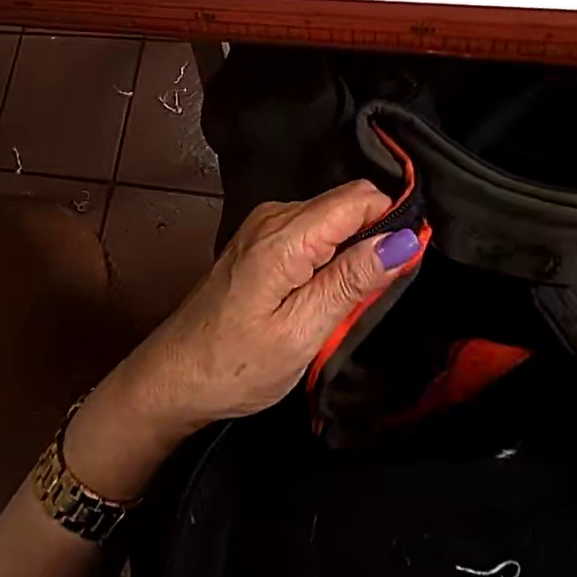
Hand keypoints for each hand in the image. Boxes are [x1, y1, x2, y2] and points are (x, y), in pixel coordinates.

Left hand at [85, 180, 419, 441]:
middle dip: (375, 239)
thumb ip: (354, 280)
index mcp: (285, 236)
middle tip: (370, 293)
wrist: (171, 379)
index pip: (362, 197)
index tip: (406, 262)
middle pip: (350, 203)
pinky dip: (332, 255)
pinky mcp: (263, 239)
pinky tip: (323, 293)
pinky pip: (316, 230)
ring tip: (345, 300)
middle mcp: (275, 216)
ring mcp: (266, 225)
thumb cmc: (233, 364)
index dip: (393, 222)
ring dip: (354, 251)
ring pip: (336, 217)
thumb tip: (405, 240)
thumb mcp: (303, 331)